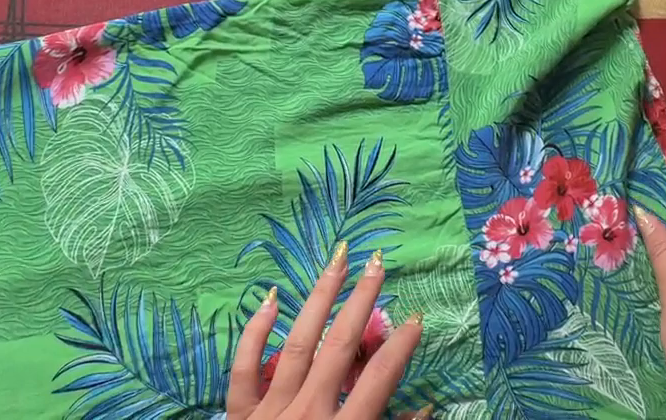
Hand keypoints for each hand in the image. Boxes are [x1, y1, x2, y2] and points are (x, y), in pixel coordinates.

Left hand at [226, 244, 426, 419]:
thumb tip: (426, 411)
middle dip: (362, 302)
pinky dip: (254, 332)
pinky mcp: (239, 416)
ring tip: (337, 261)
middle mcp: (306, 414)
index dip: (399, 349)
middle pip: (339, 347)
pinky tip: (271, 297)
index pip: (378, 381)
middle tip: (378, 262)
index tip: (417, 319)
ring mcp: (270, 411)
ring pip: (298, 342)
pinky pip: (243, 369)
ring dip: (320, 298)